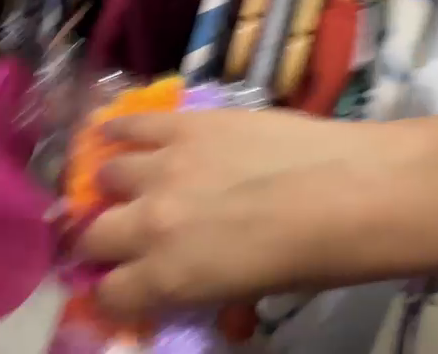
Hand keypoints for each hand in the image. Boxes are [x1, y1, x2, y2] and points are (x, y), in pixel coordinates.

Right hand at [75, 107, 422, 319]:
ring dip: (113, 185)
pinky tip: (110, 131)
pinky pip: (129, 124)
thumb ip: (224, 300)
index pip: (111, 295)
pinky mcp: (179, 125)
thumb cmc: (311, 259)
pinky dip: (115, 129)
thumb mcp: (260, 295)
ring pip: (107, 174)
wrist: (341, 191)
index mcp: (170, 277)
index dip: (109, 295)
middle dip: (99, 242)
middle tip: (114, 238)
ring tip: (124, 182)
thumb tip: (225, 312)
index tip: (116, 288)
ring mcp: (161, 167)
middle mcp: (151, 223)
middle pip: (96, 235)